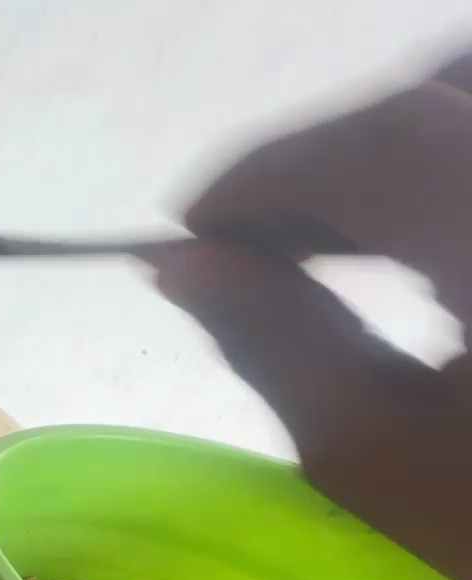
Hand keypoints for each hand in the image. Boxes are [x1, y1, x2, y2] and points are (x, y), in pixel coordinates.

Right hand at [146, 51, 471, 579]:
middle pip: (450, 91)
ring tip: (346, 234)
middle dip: (336, 148)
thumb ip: (270, 334)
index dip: (258, 174)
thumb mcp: (365, 447)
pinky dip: (455, 169)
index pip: (373, 144)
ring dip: (404, 147)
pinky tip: (429, 235)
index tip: (187, 231)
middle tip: (267, 237)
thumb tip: (176, 264)